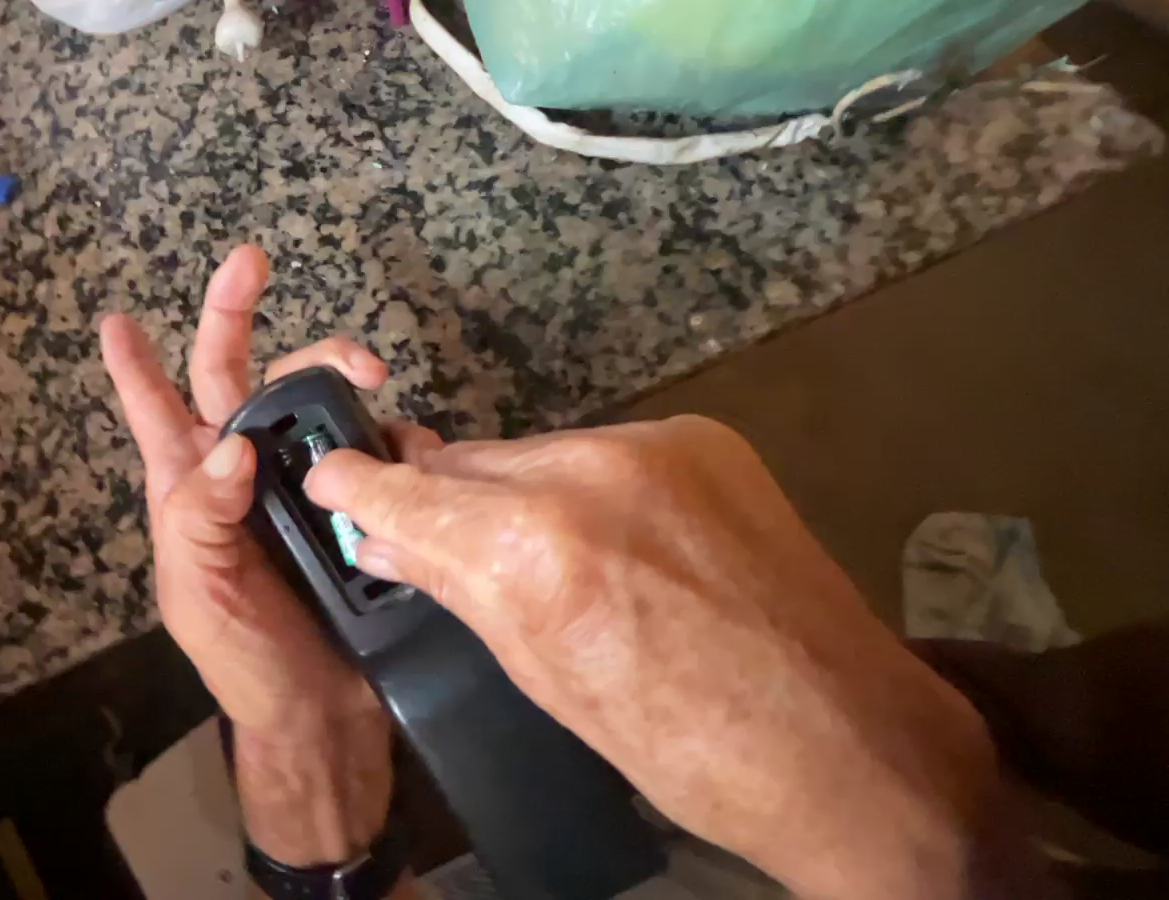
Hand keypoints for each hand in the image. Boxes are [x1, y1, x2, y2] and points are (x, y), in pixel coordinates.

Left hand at [100, 245, 439, 865]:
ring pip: (304, 398)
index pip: (155, 414)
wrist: (323, 711)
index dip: (134, 367)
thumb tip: (232, 445)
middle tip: (253, 260)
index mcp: (189, 490)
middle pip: (233, 378)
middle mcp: (240, 473)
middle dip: (235, 316)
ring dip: (329, 368)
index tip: (115, 320)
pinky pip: (364, 443)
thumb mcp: (200, 593)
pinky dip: (383, 426)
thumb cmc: (245, 657)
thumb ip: (199, 519)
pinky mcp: (352, 498)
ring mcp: (297, 481)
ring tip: (370, 372)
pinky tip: (408, 433)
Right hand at [304, 417, 1003, 899]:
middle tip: (429, 531)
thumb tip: (377, 539)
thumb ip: (448, 584)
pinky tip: (602, 530)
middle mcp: (581, 474)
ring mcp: (645, 445)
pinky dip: (570, 484)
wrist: (850, 742)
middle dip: (436, 495)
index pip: (408, 494)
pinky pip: (588, 450)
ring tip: (535, 544)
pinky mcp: (693, 436)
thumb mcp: (537, 674)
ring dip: (504, 489)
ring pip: (522, 452)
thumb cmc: (673, 742)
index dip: (357, 484)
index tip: (327, 475)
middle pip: (460, 462)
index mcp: (533, 552)